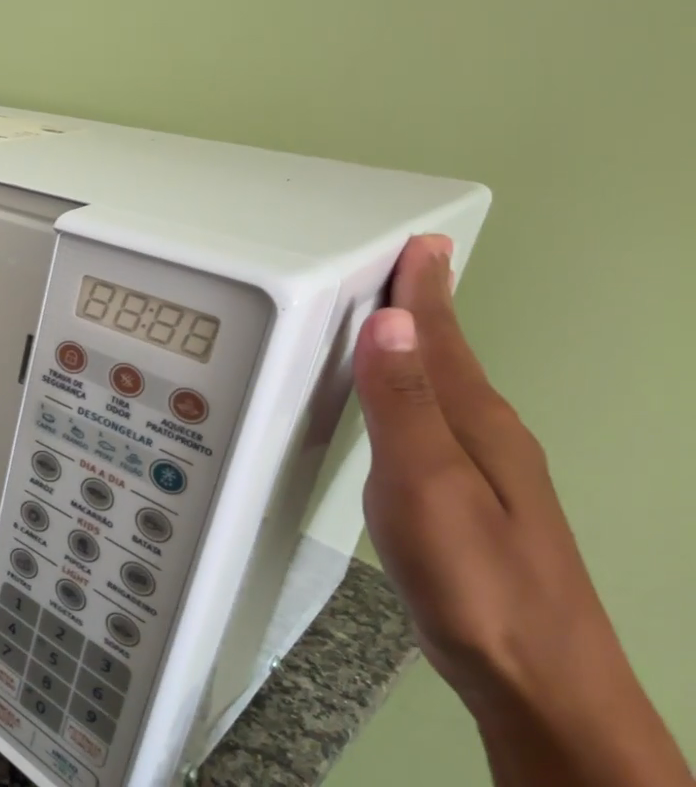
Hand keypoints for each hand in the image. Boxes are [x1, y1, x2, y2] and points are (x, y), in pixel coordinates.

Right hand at [354, 235, 686, 785]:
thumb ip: (403, 406)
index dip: (426, 290)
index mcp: (477, 424)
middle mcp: (487, 438)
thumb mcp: (428, 487)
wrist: (535, 679)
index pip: (442, 339)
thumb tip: (388, 325)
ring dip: (416, 349)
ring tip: (390, 324)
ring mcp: (483, 473)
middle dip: (421, 309)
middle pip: (446, 357)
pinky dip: (410, 395)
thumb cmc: (478, 581)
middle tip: (402, 269)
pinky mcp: (465, 502)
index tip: (419, 244)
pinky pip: (432, 424)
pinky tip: (399, 407)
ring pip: (441, 389)